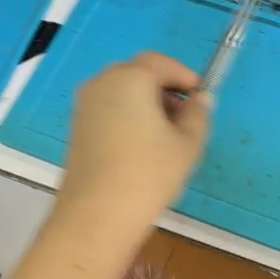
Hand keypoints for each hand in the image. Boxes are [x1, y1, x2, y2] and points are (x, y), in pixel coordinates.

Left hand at [58, 52, 212, 231]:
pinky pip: (108, 108)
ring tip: (166, 135)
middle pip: (138, 73)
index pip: (160, 63)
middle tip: (185, 116)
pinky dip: (128, 115)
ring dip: (145, 102)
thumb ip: (198, 115)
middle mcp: (102, 83)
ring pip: (122, 91)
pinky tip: (142, 146)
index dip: (184, 76)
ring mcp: (85, 105)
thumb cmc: (149, 175)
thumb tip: (201, 100)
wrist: (97, 215)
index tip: (201, 96)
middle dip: (164, 88)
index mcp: (130, 79)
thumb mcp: (187, 145)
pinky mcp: (77, 127)